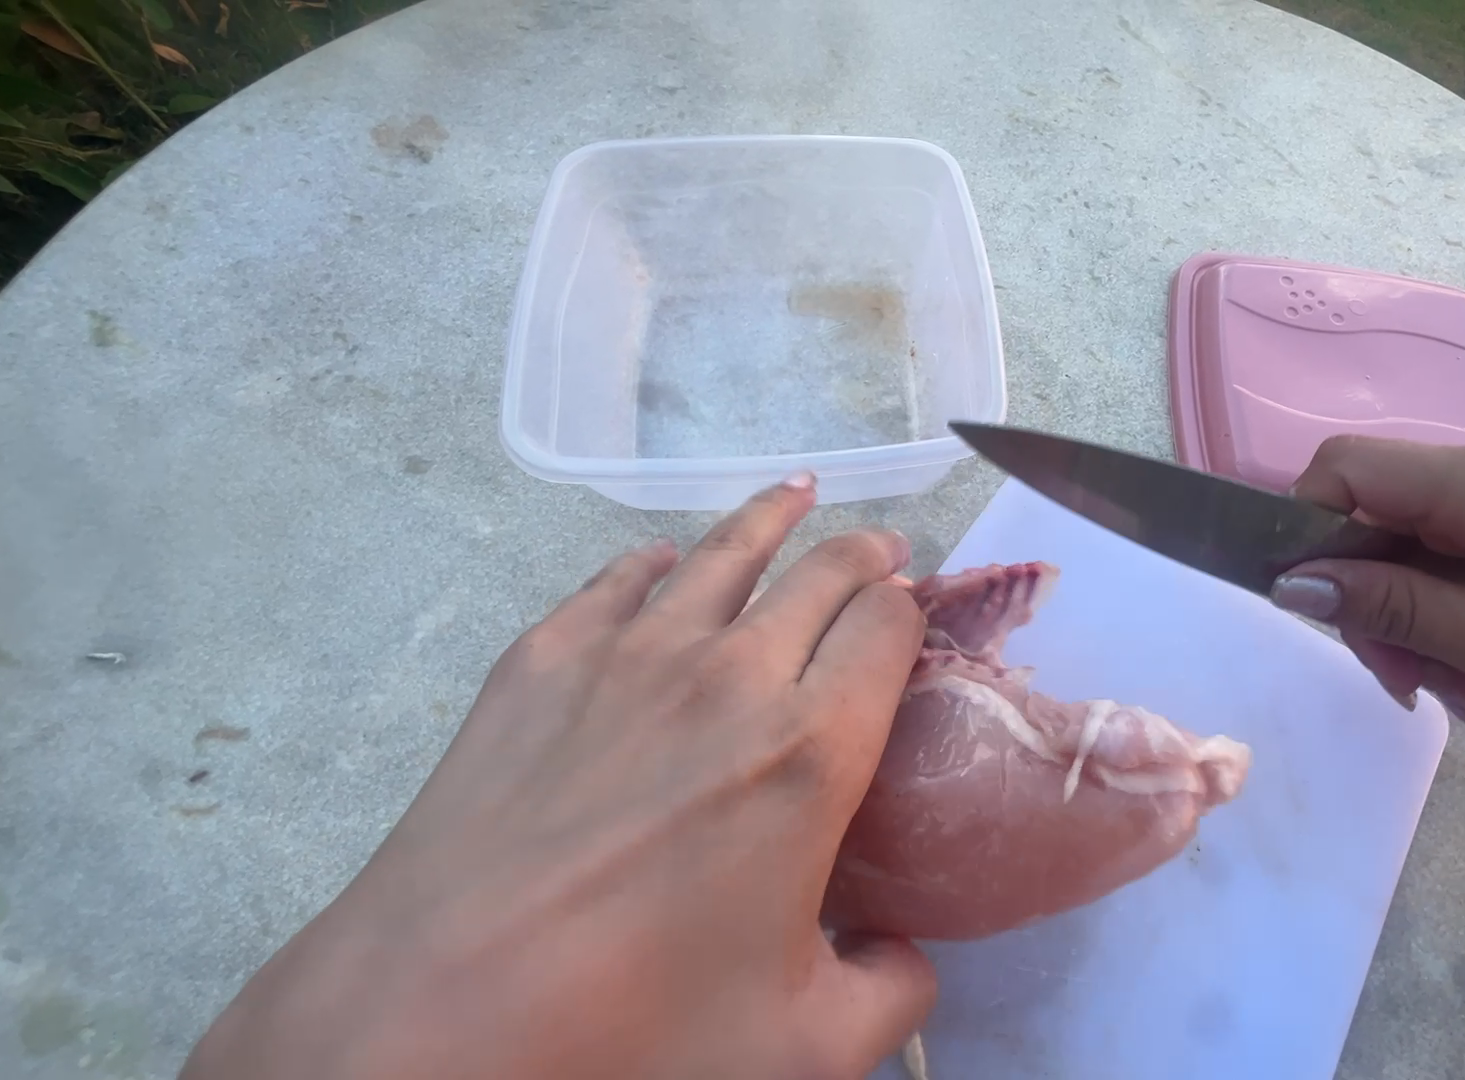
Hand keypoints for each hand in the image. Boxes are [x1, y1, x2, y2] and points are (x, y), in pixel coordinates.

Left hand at [182, 474, 934, 1079]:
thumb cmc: (636, 1036)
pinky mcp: (543, 658)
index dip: (913, 607)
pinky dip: (657, 563)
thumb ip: (892, 989)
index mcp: (813, 748)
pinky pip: (620, 581)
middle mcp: (735, 673)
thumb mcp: (808, 1047)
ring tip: (798, 492)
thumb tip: (908, 952)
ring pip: (727, 550)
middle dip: (865, 551)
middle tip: (882, 548)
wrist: (424, 1032)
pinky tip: (665, 559)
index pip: (888, 626)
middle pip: (823, 572)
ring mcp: (632, 653)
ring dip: (774, 515)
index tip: (916, 612)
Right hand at [1269, 431, 1464, 753]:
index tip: (1319, 612)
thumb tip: (1291, 585)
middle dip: (1366, 603)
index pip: (1342, 468)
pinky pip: (1440, 553)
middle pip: (1366, 517)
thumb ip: (1400, 610)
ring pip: (1398, 544)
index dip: (1301, 528)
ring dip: (1405, 619)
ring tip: (1457, 691)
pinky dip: (1438, 610)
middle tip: (1411, 686)